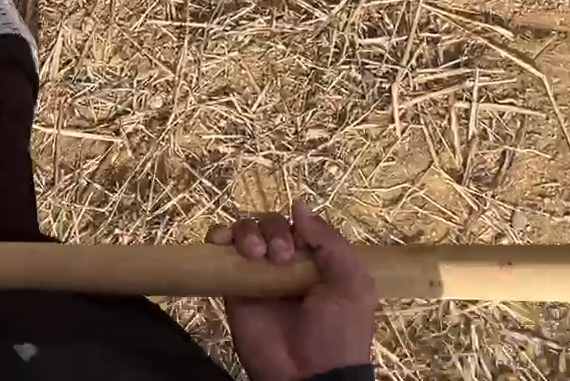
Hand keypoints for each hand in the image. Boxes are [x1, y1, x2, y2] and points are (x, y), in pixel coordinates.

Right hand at [207, 200, 376, 380]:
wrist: (308, 377)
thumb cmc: (337, 332)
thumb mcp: (351, 285)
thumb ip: (330, 242)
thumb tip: (298, 205)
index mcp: (314, 262)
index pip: (296, 226)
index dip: (293, 227)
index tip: (296, 245)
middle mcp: (284, 264)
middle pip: (268, 224)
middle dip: (272, 231)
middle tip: (279, 256)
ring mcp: (257, 274)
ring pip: (245, 231)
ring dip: (247, 232)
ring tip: (254, 254)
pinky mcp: (233, 286)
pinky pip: (219, 251)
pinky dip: (218, 237)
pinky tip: (221, 242)